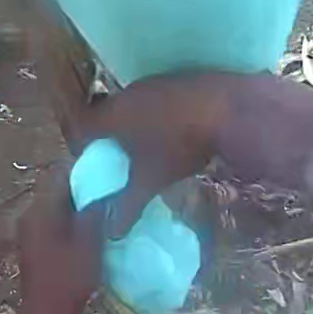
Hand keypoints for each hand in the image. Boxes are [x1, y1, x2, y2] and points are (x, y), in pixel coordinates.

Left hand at [14, 169, 104, 313]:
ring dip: (79, 205)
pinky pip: (54, 222)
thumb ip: (95, 210)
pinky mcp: (35, 246)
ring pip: (57, 206)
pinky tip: (90, 229)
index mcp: (41, 208)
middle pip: (58, 189)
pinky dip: (71, 221)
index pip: (61, 173)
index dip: (86, 168)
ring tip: (105, 209)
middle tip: (111, 190)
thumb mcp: (89, 241)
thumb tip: (104, 188)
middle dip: (84, 187)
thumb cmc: (69, 278)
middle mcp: (30, 214)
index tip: (109, 170)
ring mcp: (30, 231)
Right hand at [79, 72, 241, 233]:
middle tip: (118, 162)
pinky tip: (173, 133)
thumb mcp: (151, 181)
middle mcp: (127, 93)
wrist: (229, 110)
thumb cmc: (179, 146)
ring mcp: (154, 82)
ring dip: (135, 125)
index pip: (83, 128)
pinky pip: (156, 100)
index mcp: (112, 115)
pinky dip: (158, 116)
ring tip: (146, 149)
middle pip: (107, 116)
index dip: (83, 147)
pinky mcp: (178, 80)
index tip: (91, 165)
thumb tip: (111, 234)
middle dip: (110, 138)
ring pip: (133, 107)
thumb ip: (128, 206)